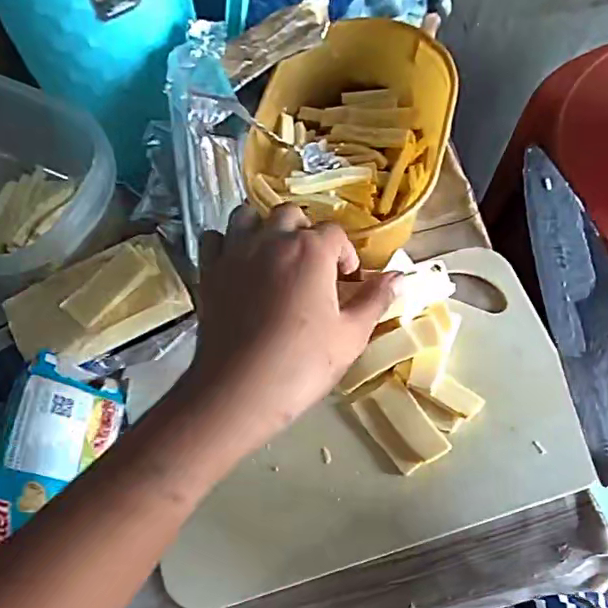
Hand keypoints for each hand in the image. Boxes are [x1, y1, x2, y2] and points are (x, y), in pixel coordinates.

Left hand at [181, 204, 398, 442]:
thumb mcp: (350, 336)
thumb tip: (399, 277)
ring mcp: (234, 255)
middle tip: (311, 269)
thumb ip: (374, 301)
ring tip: (273, 257)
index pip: (335, 234)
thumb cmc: (300, 365)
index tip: (346, 282)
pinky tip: (236, 265)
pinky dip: (225, 244)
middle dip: (305, 235)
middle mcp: (270, 240)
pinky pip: (213, 240)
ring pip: (247, 218)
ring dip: (263, 228)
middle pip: (290, 217)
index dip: (345, 256)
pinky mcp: (207, 275)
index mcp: (311, 250)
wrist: (238, 391)